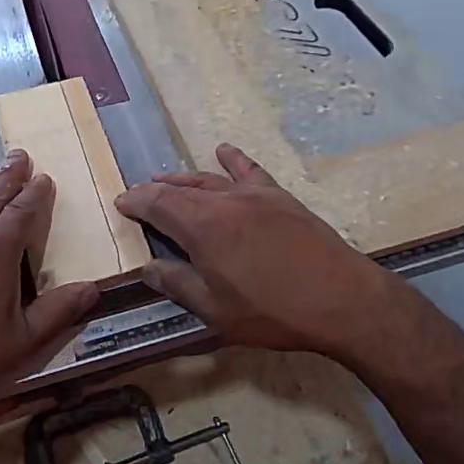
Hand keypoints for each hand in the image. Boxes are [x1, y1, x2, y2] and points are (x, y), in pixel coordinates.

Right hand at [113, 143, 424, 369]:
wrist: (342, 299)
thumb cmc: (272, 312)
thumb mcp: (214, 310)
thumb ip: (177, 284)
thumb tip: (149, 267)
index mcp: (202, 226)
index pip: (158, 203)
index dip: (136, 201)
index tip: (121, 202)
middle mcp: (224, 201)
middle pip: (181, 188)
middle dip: (155, 190)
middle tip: (139, 195)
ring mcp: (255, 195)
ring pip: (210, 179)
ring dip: (184, 178)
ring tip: (166, 178)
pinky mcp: (281, 198)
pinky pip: (250, 171)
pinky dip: (233, 160)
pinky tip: (224, 151)